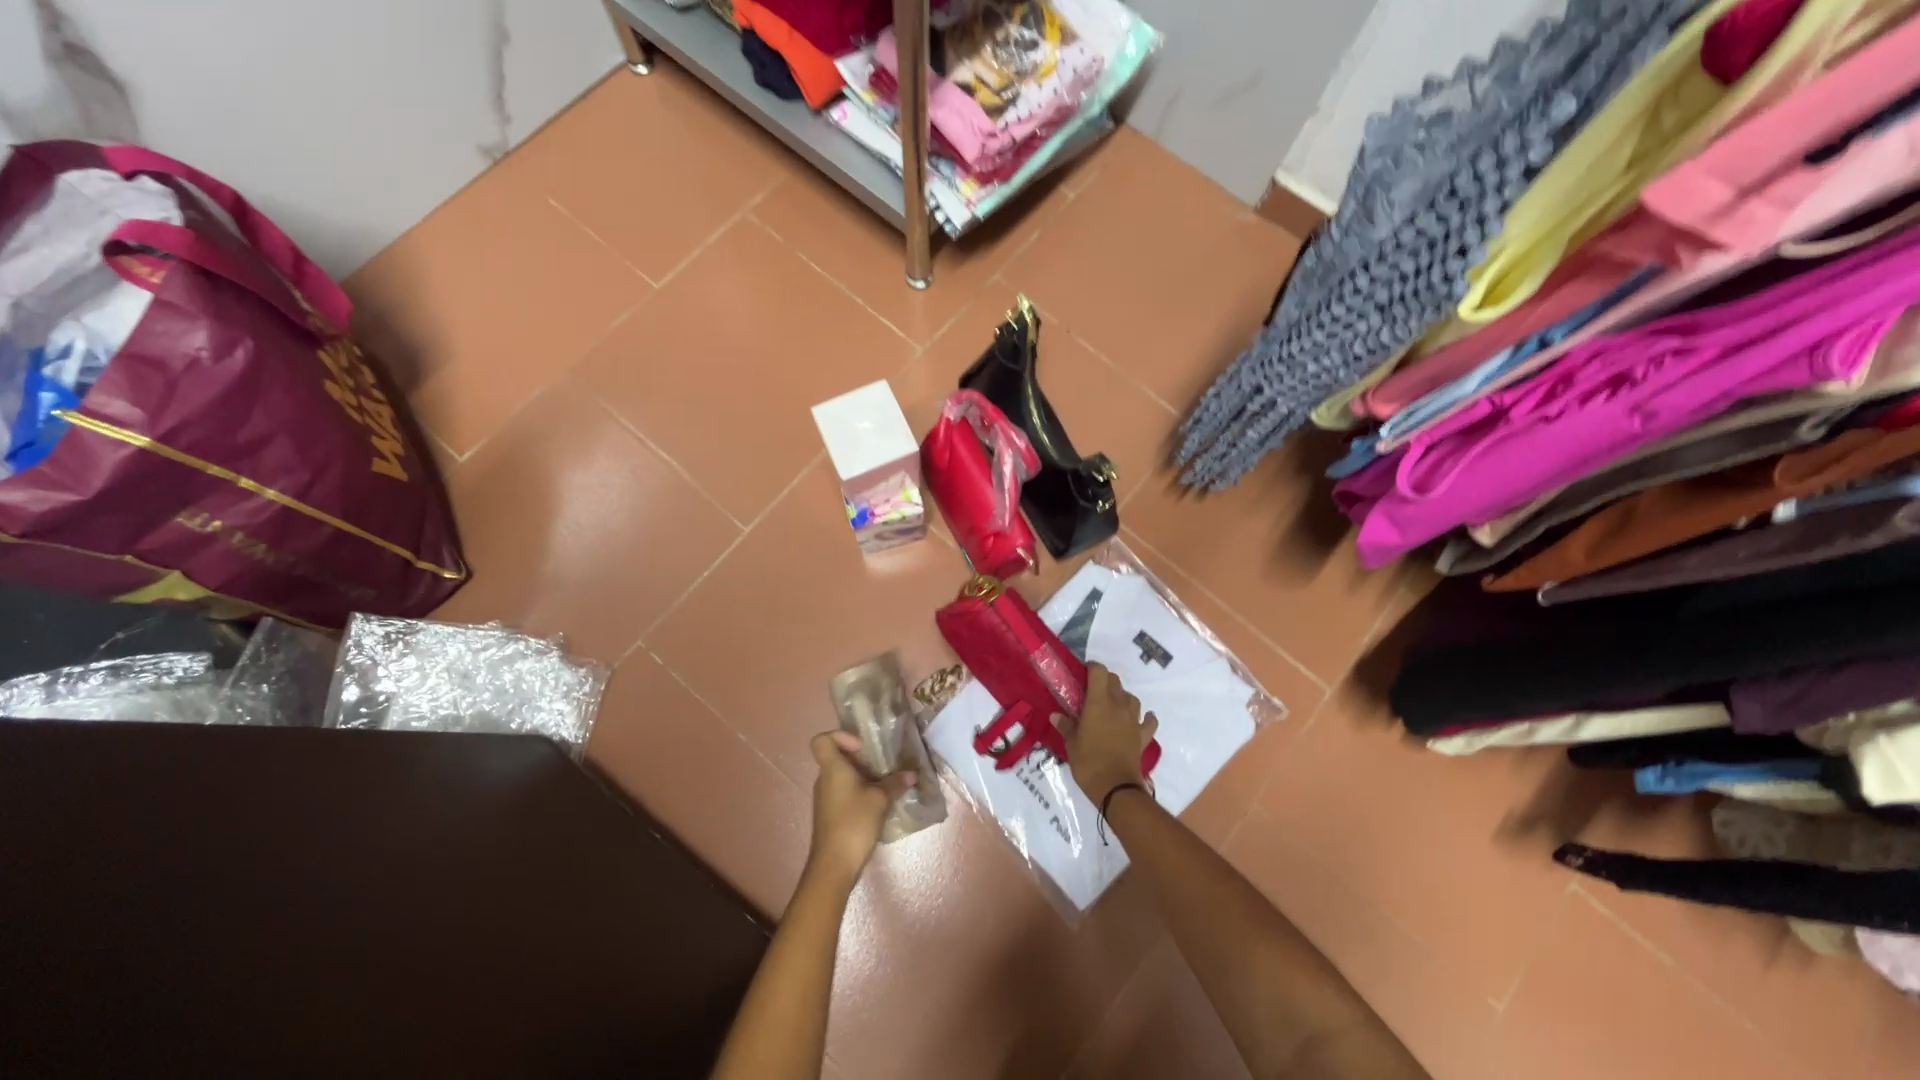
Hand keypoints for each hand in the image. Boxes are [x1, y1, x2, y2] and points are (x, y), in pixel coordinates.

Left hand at [805, 731, 915, 887]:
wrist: (834, 863)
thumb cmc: (854, 822)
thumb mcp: (880, 800)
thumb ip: (895, 783)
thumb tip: (911, 774)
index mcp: (832, 768)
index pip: (822, 740)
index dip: (840, 736)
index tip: (862, 748)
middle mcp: (825, 779)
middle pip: (838, 757)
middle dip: (862, 759)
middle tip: (884, 766)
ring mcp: (826, 797)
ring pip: (844, 776)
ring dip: (864, 777)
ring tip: (886, 785)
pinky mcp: (831, 813)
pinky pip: (845, 792)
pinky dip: (860, 792)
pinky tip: (879, 804)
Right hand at [1054, 662, 1157, 803]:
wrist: (1116, 787)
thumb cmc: (1089, 762)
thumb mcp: (1071, 744)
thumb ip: (1066, 726)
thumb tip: (1056, 715)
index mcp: (1099, 703)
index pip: (1099, 672)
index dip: (1092, 668)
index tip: (1083, 672)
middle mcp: (1119, 706)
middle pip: (1115, 682)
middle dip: (1104, 681)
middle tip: (1092, 691)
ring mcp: (1134, 720)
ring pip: (1132, 698)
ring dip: (1122, 697)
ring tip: (1113, 704)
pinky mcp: (1143, 736)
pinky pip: (1149, 721)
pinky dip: (1147, 717)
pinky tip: (1144, 718)